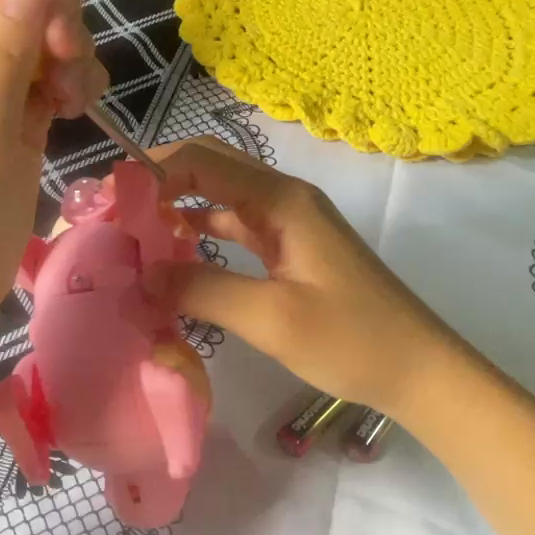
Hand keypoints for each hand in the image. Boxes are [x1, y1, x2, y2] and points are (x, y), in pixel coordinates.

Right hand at [147, 137, 476, 419]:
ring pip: (220, 194)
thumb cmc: (353, 340)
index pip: (202, 160)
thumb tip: (139, 275)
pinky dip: (199, 229)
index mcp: (281, 199)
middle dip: (159, 179)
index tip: (110, 199)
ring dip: (177, 203)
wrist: (425, 374)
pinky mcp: (290, 247)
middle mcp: (283, 197)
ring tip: (134, 227)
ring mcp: (288, 222)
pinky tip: (173, 250)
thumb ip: (201, 289)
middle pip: (209, 166)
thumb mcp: (271, 318)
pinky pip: (234, 224)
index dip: (151, 171)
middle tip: (114, 207)